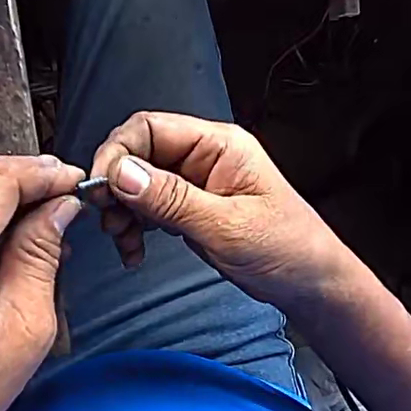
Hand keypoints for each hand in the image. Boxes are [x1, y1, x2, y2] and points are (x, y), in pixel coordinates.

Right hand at [89, 112, 353, 308]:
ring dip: (123, 210)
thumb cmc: (288, 248)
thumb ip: (172, 199)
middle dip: (116, 185)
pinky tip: (135, 249)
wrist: (310, 283)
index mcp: (221, 145)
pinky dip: (135, 227)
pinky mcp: (193, 210)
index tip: (101, 187)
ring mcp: (198, 184)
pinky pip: (150, 208)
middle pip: (140, 154)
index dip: (118, 153)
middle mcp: (206, 158)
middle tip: (109, 219)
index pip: (151, 128)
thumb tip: (121, 172)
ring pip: (139, 183)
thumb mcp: (227, 225)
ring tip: (124, 239)